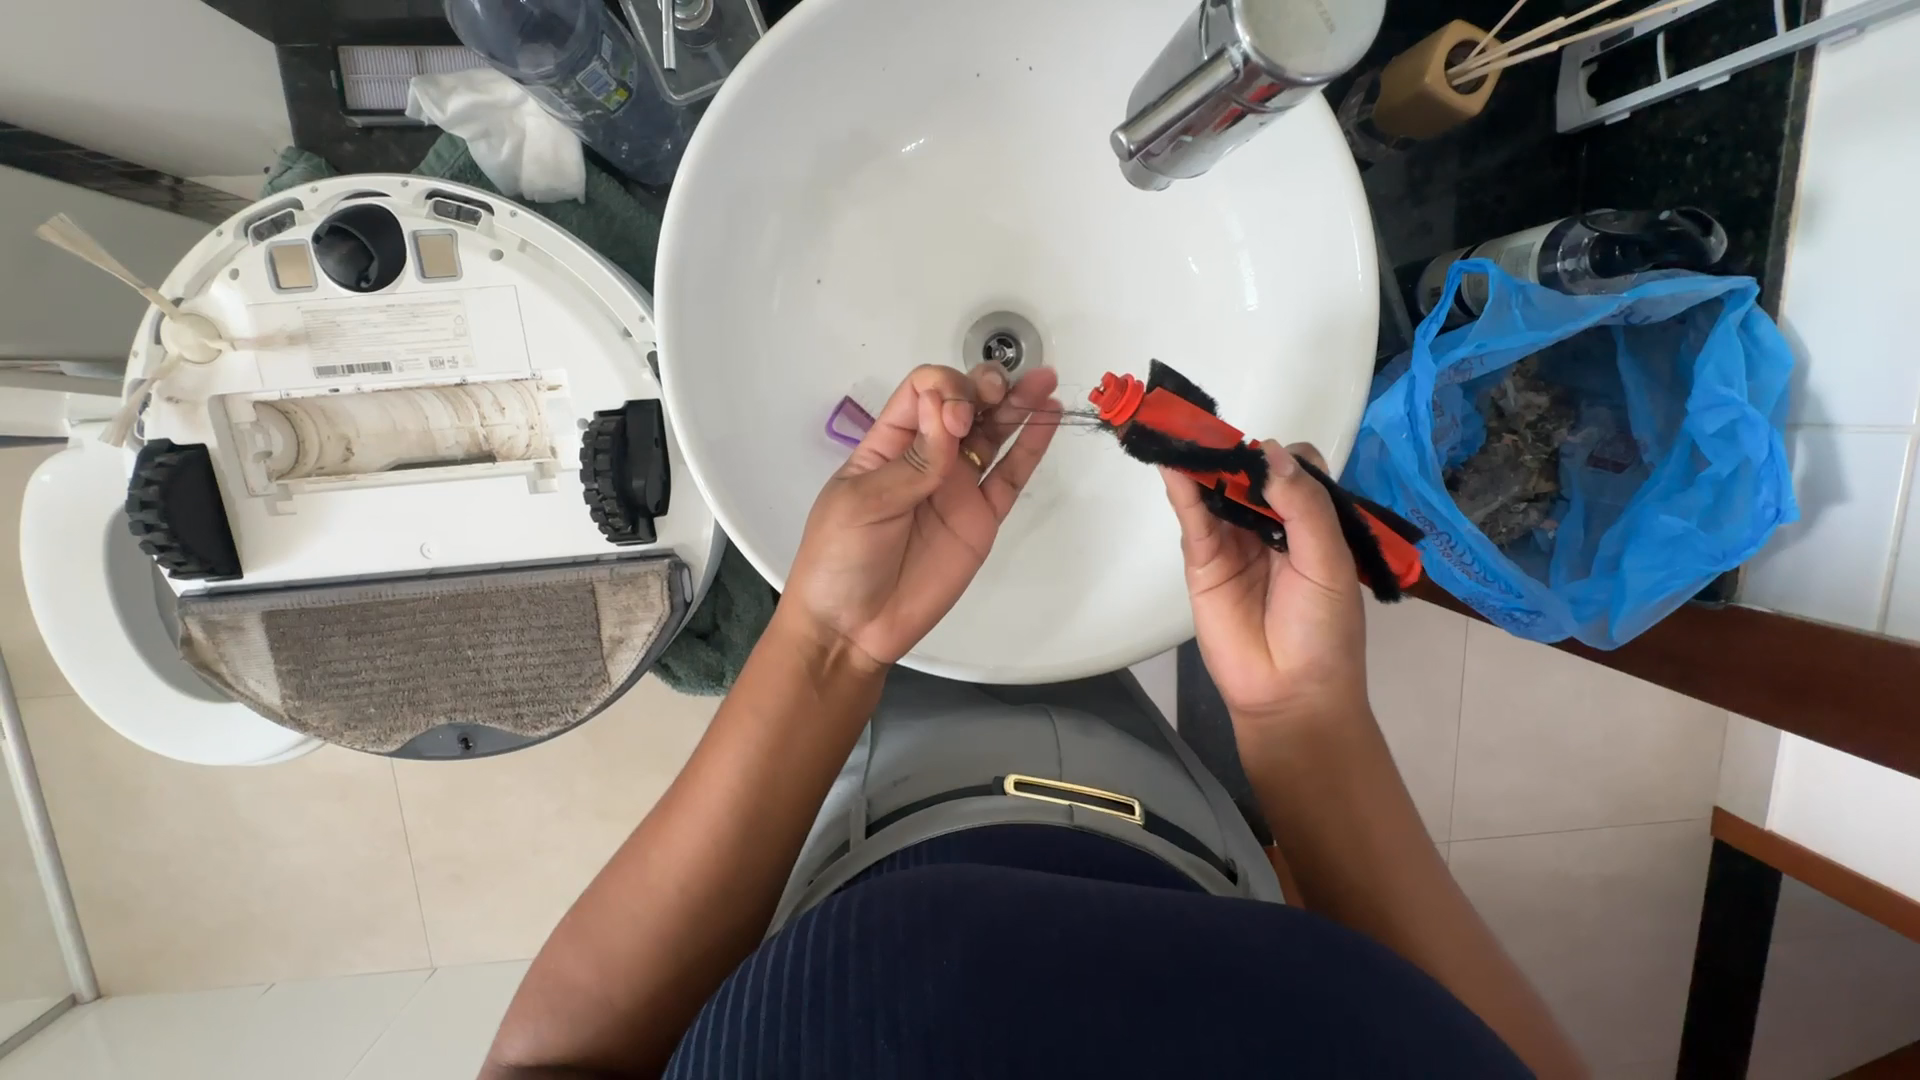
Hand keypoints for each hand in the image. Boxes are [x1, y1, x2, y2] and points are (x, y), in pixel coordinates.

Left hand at [782, 363, 1061, 672]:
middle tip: (1000, 390)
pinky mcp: (980, 519)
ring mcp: (957, 489)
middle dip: (984, 387)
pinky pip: (1011, 478)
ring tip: (1044, 381)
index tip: (952, 419)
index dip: (945, 391)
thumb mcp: (862, 502)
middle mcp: (927, 459)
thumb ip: (912, 461)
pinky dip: (1030, 449)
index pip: (924, 392)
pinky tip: (1047, 418)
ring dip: (1017, 405)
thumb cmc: (839, 559)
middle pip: (964, 405)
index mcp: (889, 445)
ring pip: (993, 435)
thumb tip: (948, 408)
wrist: (853, 626)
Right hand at [1162, 442, 1368, 749]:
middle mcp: (1271, 526)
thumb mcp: (1330, 562)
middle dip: (1236, 451)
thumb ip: (1304, 506)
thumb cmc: (1324, 629)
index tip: (1270, 457)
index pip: (1296, 472)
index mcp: (1313, 524)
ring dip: (1203, 462)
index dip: (1282, 458)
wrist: (1289, 691)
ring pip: (1217, 491)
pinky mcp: (1203, 560)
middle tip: (1213, 427)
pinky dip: (1183, 489)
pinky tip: (1175, 465)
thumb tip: (1269, 451)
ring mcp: (1234, 542)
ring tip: (1186, 431)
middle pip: (1250, 475)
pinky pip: (1194, 518)